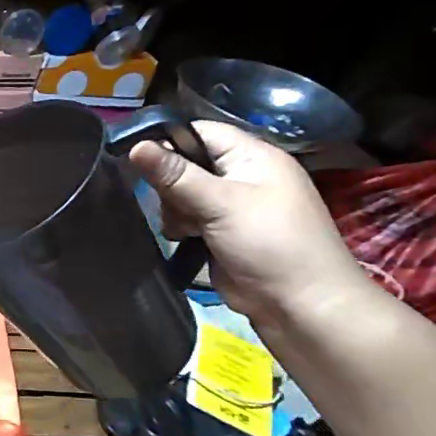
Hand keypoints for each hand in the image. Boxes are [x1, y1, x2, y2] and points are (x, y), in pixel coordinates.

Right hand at [128, 122, 372, 327]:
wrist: (299, 303)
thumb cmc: (269, 242)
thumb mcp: (220, 203)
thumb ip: (176, 175)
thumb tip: (135, 146)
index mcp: (252, 156)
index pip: (199, 132)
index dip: (167, 141)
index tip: (136, 158)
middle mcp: (242, 176)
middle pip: (186, 164)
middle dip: (170, 184)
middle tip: (174, 205)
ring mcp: (232, 206)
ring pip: (182, 194)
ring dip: (174, 210)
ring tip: (184, 230)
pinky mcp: (221, 232)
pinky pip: (188, 218)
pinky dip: (180, 227)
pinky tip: (183, 240)